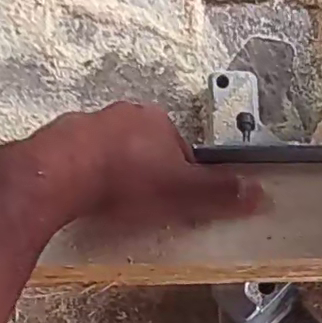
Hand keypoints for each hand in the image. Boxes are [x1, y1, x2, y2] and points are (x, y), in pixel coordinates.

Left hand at [25, 102, 265, 227]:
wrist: (62, 175)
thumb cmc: (125, 180)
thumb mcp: (182, 192)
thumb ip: (219, 194)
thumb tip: (259, 194)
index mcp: (157, 121)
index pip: (182, 151)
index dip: (183, 180)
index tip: (177, 202)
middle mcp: (124, 115)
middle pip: (148, 151)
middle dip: (150, 177)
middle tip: (147, 208)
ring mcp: (90, 125)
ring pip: (116, 155)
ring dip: (120, 177)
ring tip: (117, 206)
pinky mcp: (63, 142)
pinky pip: (86, 162)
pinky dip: (92, 178)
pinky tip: (91, 199)